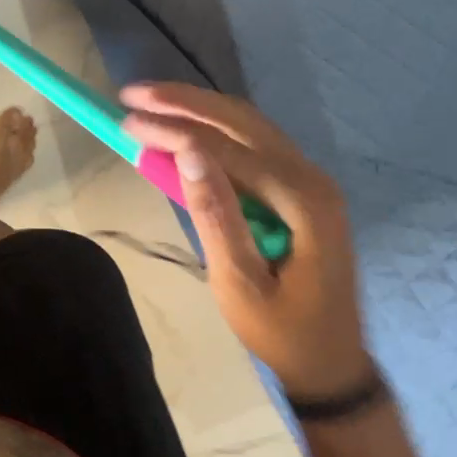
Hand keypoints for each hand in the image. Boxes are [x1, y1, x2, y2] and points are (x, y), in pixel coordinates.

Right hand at [122, 83, 374, 402]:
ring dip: (197, 106)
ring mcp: (309, 178)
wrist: (331, 364)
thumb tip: (187, 151)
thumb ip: (215, 215)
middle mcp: (311, 176)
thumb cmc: (281, 331)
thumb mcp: (240, 282)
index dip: (172, 129)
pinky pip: (253, 140)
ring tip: (149, 100)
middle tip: (131, 93)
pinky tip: (183, 123)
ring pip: (247, 122)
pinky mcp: (299, 185)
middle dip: (183, 100)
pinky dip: (214, 125)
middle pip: (240, 119)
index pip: (225, 147)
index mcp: (302, 200)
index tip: (125, 120)